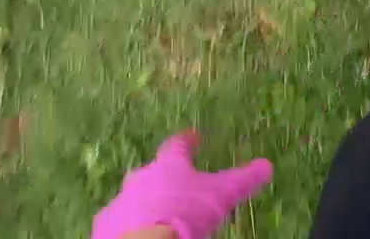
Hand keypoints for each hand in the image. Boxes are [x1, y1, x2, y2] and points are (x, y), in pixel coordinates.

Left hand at [92, 131, 272, 238]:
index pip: (177, 144)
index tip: (194, 140)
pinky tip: (141, 237)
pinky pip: (116, 228)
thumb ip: (245, 178)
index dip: (187, 142)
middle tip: (175, 187)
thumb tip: (267, 165)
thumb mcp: (224, 195)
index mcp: (168, 165)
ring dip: (141, 206)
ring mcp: (117, 208)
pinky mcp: (102, 234)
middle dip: (160, 178)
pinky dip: (127, 230)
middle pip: (150, 172)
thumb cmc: (186, 214)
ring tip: (158, 220)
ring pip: (131, 201)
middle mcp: (140, 180)